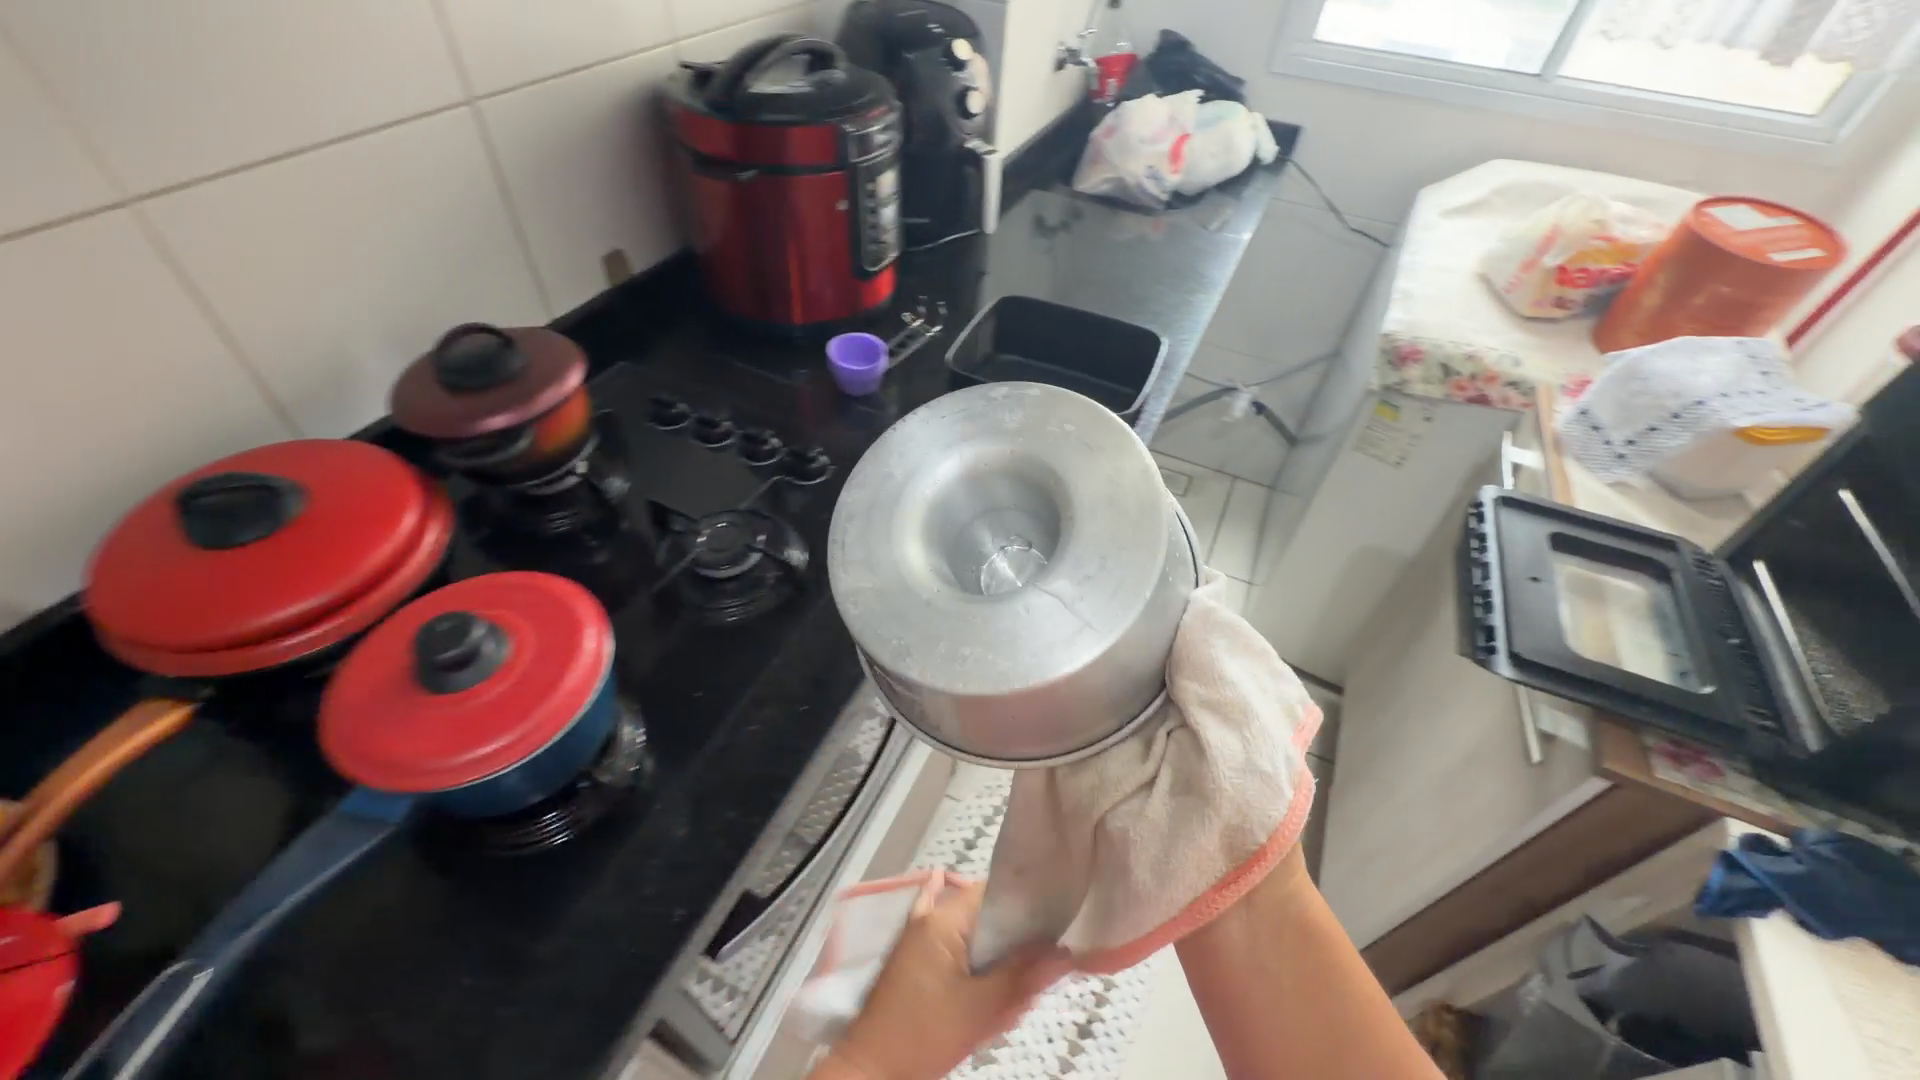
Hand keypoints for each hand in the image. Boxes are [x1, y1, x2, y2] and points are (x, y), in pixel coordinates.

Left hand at [817, 874, 1073, 1079]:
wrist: (871, 1070)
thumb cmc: (923, 1034)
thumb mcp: (980, 1008)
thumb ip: (1024, 977)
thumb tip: (1066, 954)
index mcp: (942, 920)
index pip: (993, 891)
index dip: (1026, 903)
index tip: (1055, 924)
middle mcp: (928, 920)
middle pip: (986, 915)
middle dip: (1014, 943)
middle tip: (1037, 971)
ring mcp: (919, 941)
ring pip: (975, 938)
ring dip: (998, 962)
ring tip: (1014, 995)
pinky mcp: (917, 964)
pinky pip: (958, 954)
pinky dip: (977, 970)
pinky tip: (991, 996)